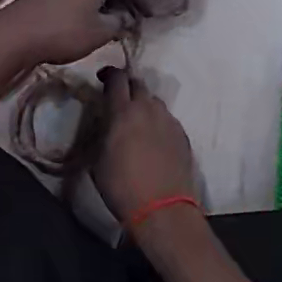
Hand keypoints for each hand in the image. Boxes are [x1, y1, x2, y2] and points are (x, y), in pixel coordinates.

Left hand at [0, 0, 145, 67]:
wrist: (15, 34)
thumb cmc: (64, 32)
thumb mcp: (100, 32)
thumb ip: (119, 23)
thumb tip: (126, 17)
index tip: (151, 16)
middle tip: (134, 19)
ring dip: (108, 2)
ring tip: (114, 22)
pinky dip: (92, 3)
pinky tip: (90, 20)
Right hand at [92, 67, 198, 225]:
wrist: (163, 208)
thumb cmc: (122, 187)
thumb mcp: (98, 161)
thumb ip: (104, 134)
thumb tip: (108, 127)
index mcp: (123, 112)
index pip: (117, 79)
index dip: (108, 73)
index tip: (102, 77)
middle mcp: (148, 110)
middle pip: (139, 84)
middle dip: (127, 86)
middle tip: (119, 98)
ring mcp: (169, 121)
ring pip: (155, 101)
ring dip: (144, 104)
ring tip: (137, 120)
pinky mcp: (183, 135)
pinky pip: (167, 119)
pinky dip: (158, 122)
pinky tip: (154, 139)